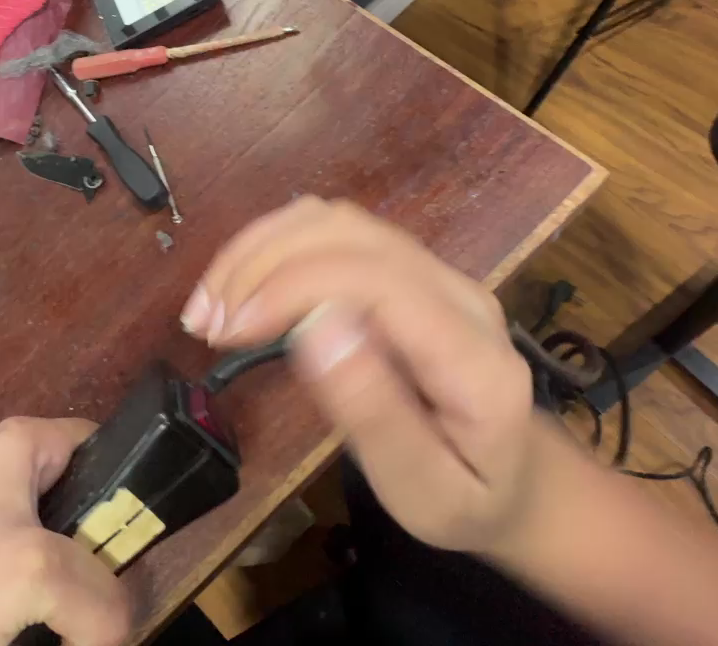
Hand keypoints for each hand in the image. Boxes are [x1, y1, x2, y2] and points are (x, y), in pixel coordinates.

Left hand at [0, 417, 130, 645]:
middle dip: (111, 562)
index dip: (135, 493)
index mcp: (24, 446)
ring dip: (85, 602)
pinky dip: (58, 620)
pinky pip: (43, 593)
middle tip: (120, 609)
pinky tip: (55, 640)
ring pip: (72, 560)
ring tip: (87, 632)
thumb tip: (127, 626)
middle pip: (94, 510)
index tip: (151, 550)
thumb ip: (103, 595)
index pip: (107, 447)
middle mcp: (12, 477)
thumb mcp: (35, 573)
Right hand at [181, 196, 539, 556]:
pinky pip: (331, 229)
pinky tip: (241, 283)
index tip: (227, 330)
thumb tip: (313, 325)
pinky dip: (274, 245)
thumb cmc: (465, 498)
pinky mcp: (404, 265)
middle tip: (203, 322)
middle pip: (348, 233)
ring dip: (259, 248)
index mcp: (472, 354)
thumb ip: (374, 412)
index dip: (292, 286)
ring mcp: (432, 269)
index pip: (378, 279)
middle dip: (260, 264)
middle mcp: (456, 290)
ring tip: (210, 304)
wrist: (514, 476)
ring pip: (333, 219)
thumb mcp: (421, 491)